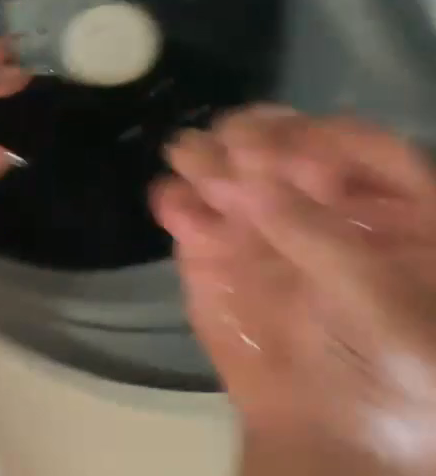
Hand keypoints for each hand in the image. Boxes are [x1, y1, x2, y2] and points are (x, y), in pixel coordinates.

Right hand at [155, 108, 435, 470]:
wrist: (329, 436)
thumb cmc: (398, 380)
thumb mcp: (392, 318)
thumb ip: (331, 246)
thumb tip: (252, 181)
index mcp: (398, 216)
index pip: (366, 147)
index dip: (329, 140)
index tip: (295, 160)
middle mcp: (326, 203)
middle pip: (283, 137)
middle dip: (255, 136)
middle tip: (238, 157)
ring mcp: (260, 219)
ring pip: (222, 153)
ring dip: (206, 155)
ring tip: (208, 186)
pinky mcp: (205, 239)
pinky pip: (176, 198)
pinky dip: (173, 197)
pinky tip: (183, 217)